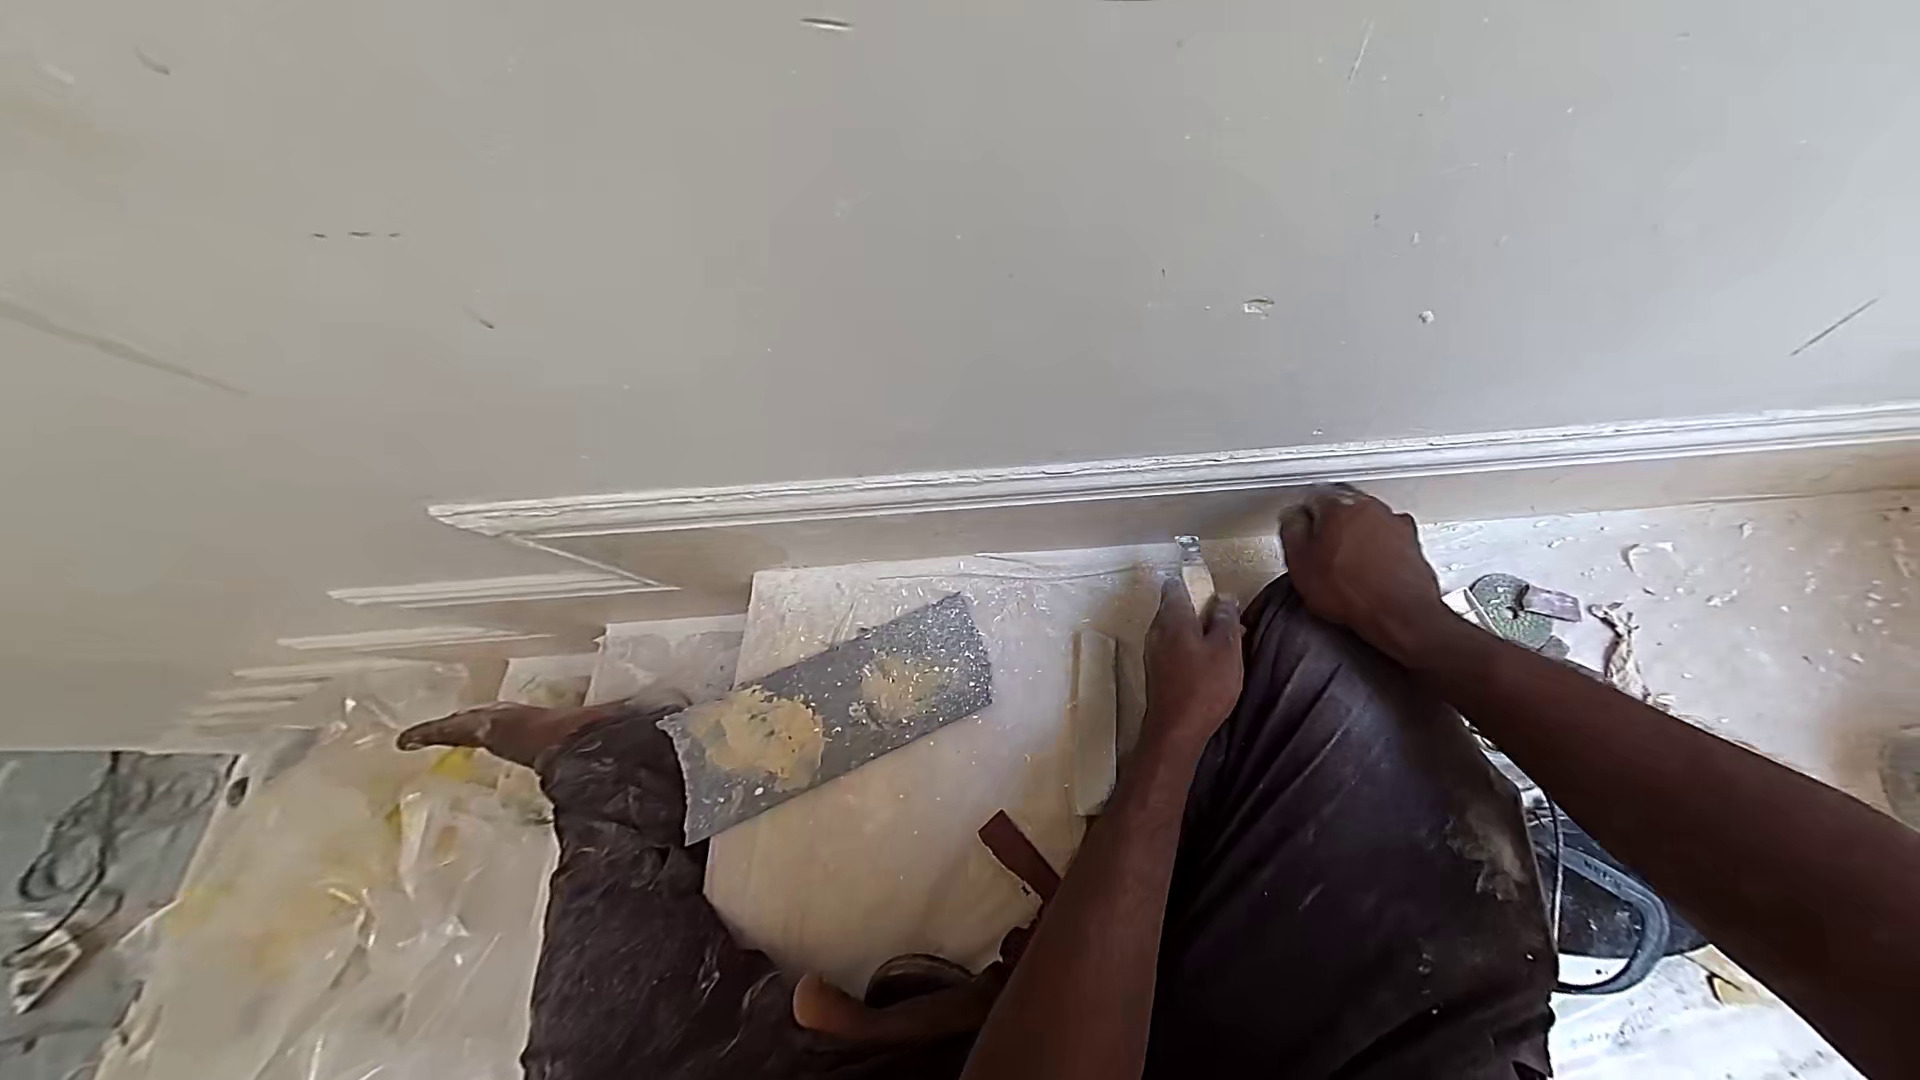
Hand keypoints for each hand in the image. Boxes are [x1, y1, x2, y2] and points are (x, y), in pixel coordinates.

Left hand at [1141, 577, 1243, 755]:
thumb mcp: (1226, 649)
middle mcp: (1156, 628)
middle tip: (1230, 621)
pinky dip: (1192, 646)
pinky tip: (1210, 662)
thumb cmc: (1204, 686)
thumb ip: (1225, 618)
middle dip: (1202, 609)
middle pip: (1177, 606)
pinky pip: (1174, 645)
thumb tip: (1224, 596)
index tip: (1217, 591)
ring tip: (1227, 644)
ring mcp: (1153, 649)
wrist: (1176, 728)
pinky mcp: (1156, 667)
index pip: (1176, 584)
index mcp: (1171, 617)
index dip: (1196, 581)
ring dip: (1199, 630)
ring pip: (1177, 628)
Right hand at [1278, 485, 1449, 660]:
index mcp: (1339, 506)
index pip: (1312, 499)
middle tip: (1318, 548)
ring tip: (1342, 565)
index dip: (1300, 518)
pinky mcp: (1412, 544)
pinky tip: (1365, 572)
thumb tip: (1293, 518)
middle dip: (1329, 525)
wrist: (1399, 615)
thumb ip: (1291, 530)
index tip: (1297, 531)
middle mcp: (1370, 508)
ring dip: (1353, 537)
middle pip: (1341, 508)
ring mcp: (1395, 524)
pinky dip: (1374, 550)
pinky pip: (1384, 540)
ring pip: (1365, 523)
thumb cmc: (1351, 591)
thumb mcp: (1299, 561)